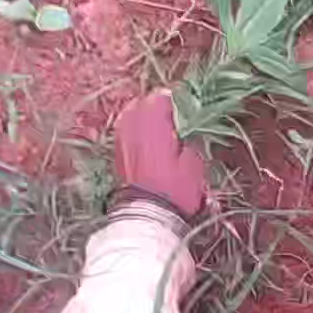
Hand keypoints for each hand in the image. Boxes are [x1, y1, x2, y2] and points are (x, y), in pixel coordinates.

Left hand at [114, 89, 204, 214]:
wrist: (149, 215)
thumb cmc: (175, 191)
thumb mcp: (195, 164)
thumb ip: (192, 140)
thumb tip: (190, 131)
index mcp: (153, 122)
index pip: (163, 97)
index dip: (179, 103)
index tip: (190, 113)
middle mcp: (132, 124)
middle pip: (144, 102)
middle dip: (160, 109)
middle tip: (177, 123)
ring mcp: (121, 138)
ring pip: (133, 115)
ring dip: (147, 120)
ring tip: (163, 133)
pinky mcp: (117, 152)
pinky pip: (127, 132)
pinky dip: (138, 133)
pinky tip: (150, 146)